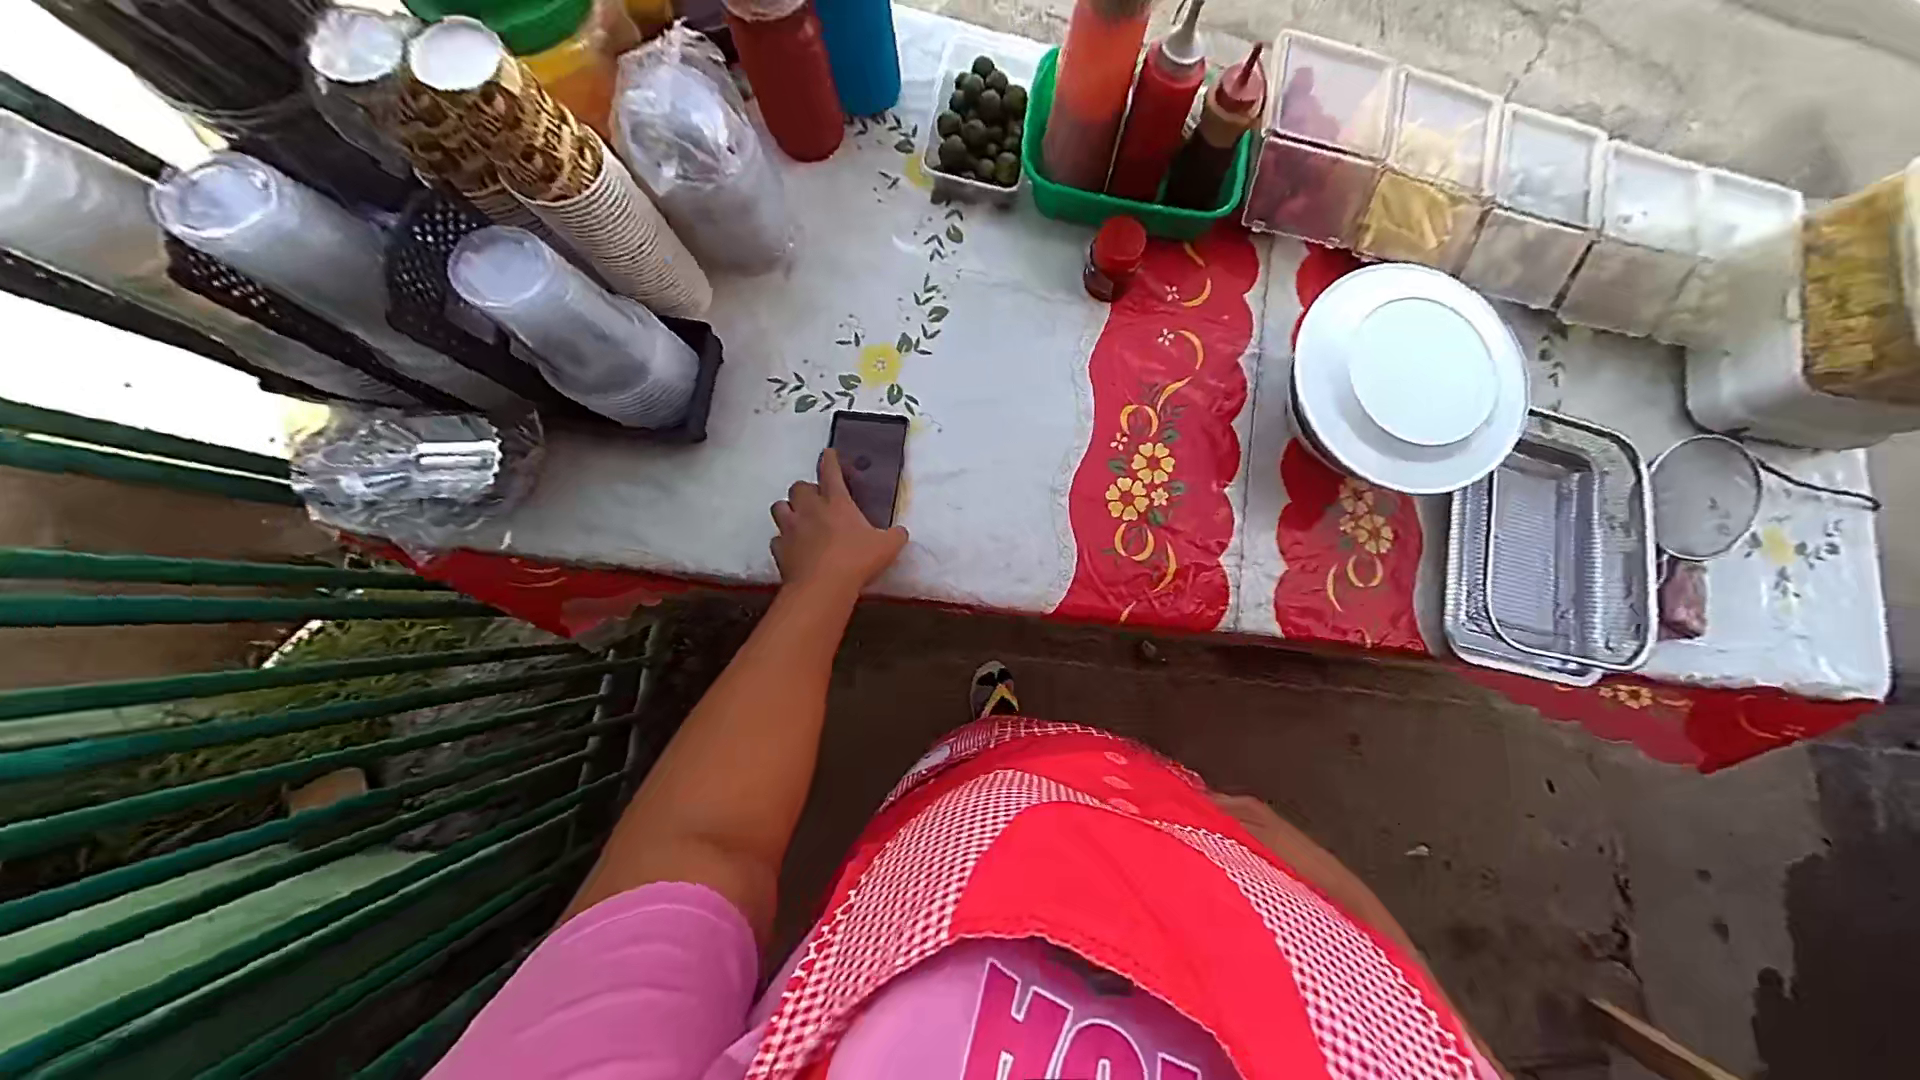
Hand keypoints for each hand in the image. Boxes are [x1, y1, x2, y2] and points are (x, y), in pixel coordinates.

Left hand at [770, 448, 907, 600]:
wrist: (823, 586)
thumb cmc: (857, 560)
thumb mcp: (887, 547)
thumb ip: (895, 536)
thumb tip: (901, 532)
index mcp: (836, 502)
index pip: (830, 472)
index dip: (829, 460)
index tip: (828, 453)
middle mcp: (810, 509)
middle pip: (798, 487)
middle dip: (805, 489)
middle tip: (815, 498)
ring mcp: (791, 529)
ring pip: (779, 507)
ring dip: (788, 509)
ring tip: (798, 518)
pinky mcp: (779, 550)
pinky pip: (777, 539)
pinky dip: (783, 541)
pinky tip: (792, 548)